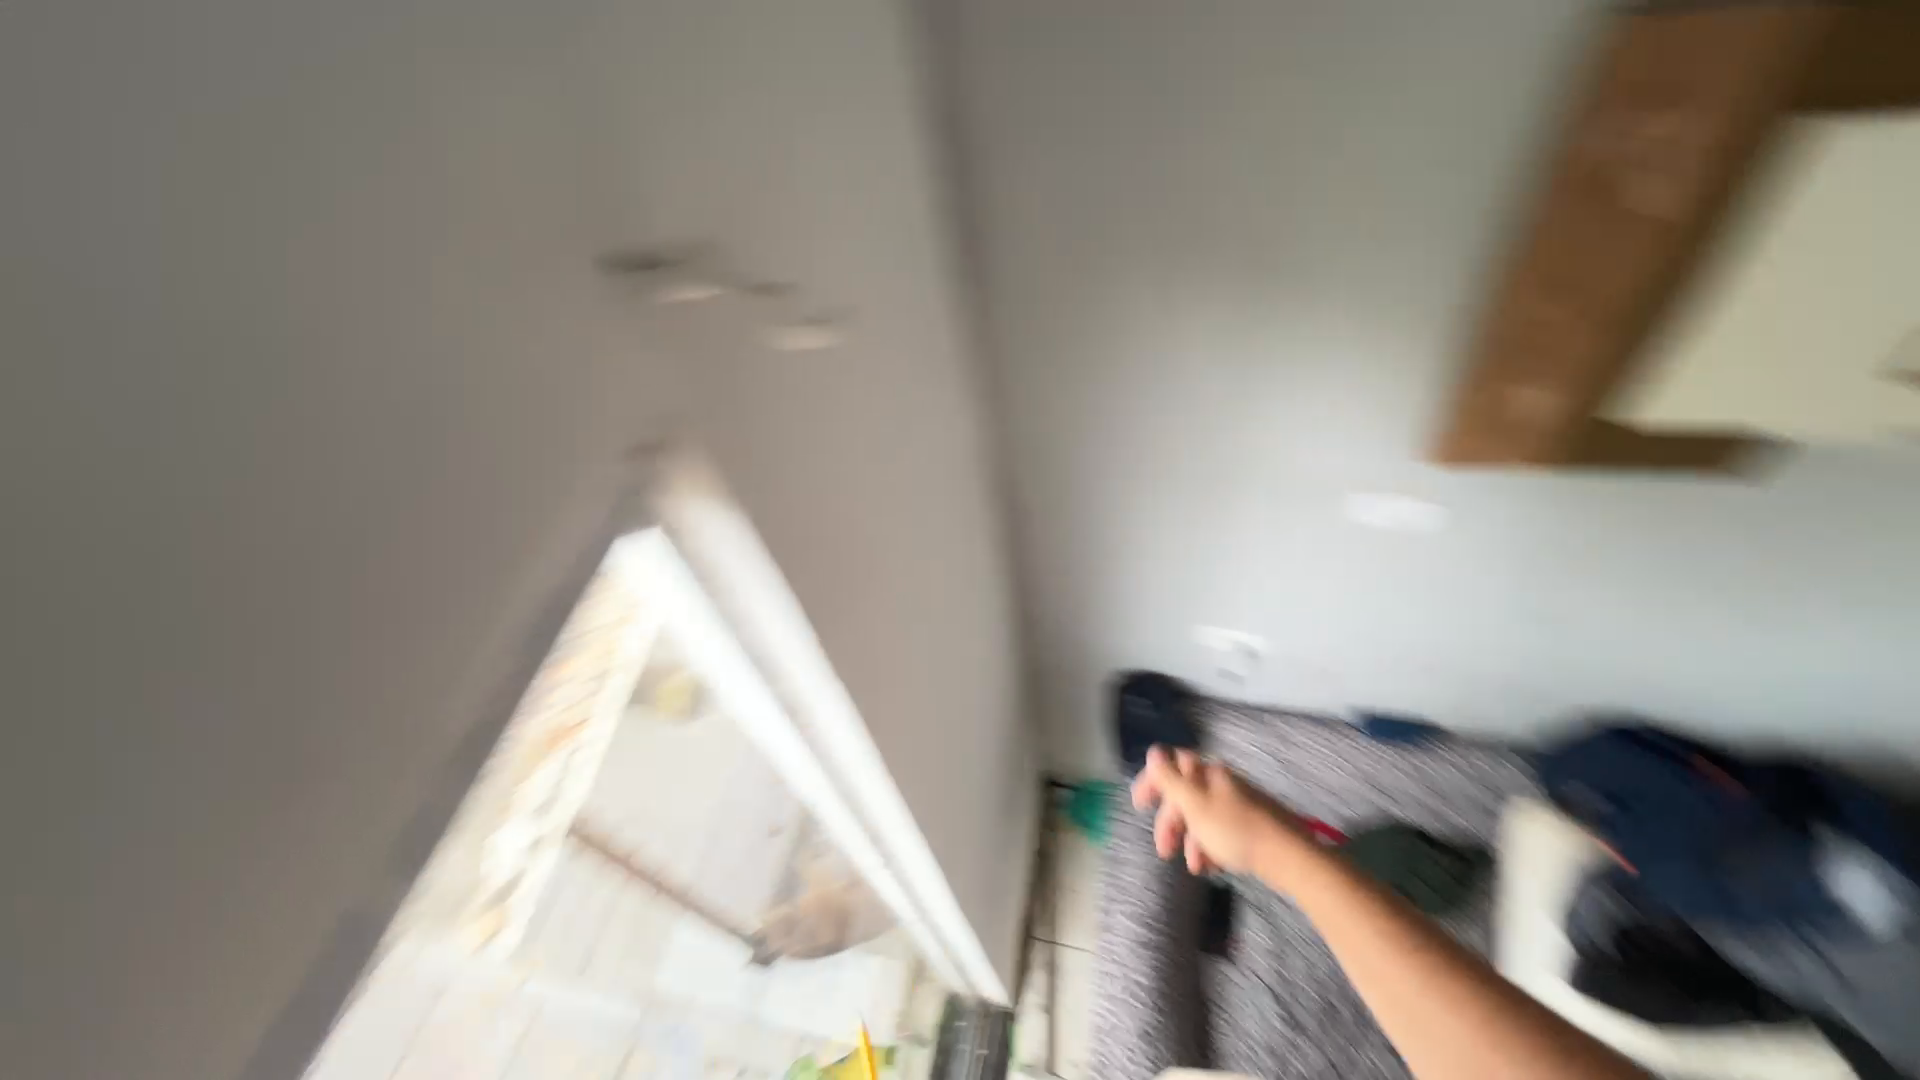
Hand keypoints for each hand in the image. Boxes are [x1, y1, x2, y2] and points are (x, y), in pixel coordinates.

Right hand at [1129, 745, 1306, 875]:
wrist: (1288, 857)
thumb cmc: (1234, 830)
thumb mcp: (1194, 804)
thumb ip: (1170, 778)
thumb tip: (1153, 752)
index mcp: (1207, 774)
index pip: (1172, 765)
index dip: (1152, 781)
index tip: (1140, 804)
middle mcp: (1221, 784)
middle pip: (1185, 796)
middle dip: (1171, 823)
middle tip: (1164, 849)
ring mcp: (1238, 805)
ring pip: (1201, 819)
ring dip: (1191, 841)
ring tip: (1194, 866)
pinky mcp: (1251, 826)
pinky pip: (1220, 833)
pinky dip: (1211, 848)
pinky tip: (1213, 866)